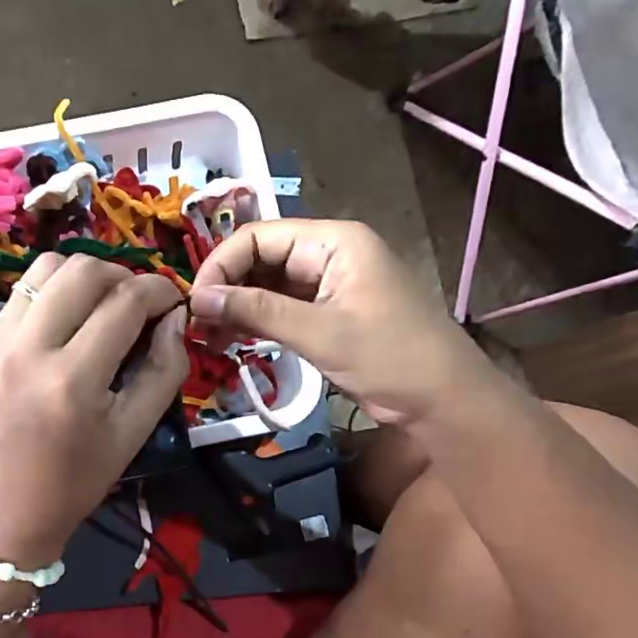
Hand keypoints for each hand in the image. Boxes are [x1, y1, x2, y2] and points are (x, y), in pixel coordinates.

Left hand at [0, 253, 188, 570]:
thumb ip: (166, 369)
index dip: (161, 291)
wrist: (10, 510)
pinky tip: (73, 317)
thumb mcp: (136, 431)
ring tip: (107, 305)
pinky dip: (56, 288)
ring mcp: (1, 341)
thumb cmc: (80, 479)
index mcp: (73, 379)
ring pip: (49, 267)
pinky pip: (24, 288)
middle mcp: (31, 348)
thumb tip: (177, 318)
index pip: (126, 302)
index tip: (177, 302)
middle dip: (126, 276)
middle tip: (143, 305)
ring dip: (87, 276)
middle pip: (85, 270)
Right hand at [190, 219, 497, 425]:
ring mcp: (330, 286)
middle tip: (198, 326)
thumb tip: (199, 298)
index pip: (260, 236)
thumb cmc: (389, 357)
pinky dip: (258, 323)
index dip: (222, 265)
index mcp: (334, 241)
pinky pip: (283, 309)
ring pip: (269, 286)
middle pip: (262, 259)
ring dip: (239, 309)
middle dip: (228, 289)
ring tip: (209, 339)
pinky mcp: (330, 315)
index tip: (196, 303)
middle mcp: (329, 255)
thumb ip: (257, 311)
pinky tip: (233, 342)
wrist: (441, 400)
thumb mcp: (319, 332)